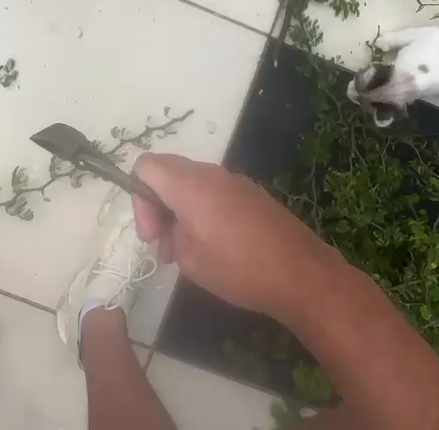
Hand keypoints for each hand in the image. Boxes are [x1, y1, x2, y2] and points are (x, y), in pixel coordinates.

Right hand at [131, 152, 350, 321]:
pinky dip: (203, 211)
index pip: (145, 166)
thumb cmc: (238, 267)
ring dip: (180, 211)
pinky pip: (214, 192)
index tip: (152, 233)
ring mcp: (233, 181)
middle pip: (167, 172)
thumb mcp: (189, 259)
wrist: (300, 273)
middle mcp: (209, 173)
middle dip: (157, 206)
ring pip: (191, 184)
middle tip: (164, 245)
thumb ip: (169, 233)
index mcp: (188, 184)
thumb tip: (172, 226)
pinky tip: (215, 247)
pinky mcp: (251, 194)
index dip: (138, 198)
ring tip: (187, 253)